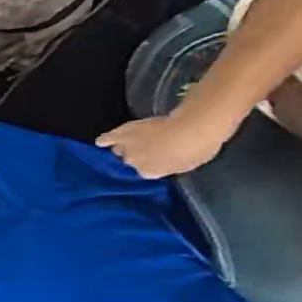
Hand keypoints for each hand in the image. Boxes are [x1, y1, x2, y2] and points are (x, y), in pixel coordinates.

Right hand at [96, 110, 236, 178]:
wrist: (194, 128)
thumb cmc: (199, 149)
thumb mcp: (188, 164)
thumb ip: (170, 167)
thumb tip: (162, 166)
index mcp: (150, 172)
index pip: (145, 172)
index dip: (152, 166)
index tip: (159, 161)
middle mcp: (133, 163)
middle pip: (130, 161)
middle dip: (138, 157)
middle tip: (149, 150)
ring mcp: (125, 148)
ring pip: (117, 151)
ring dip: (124, 148)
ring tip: (132, 144)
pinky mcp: (120, 134)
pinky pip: (106, 139)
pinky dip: (104, 140)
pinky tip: (102, 142)